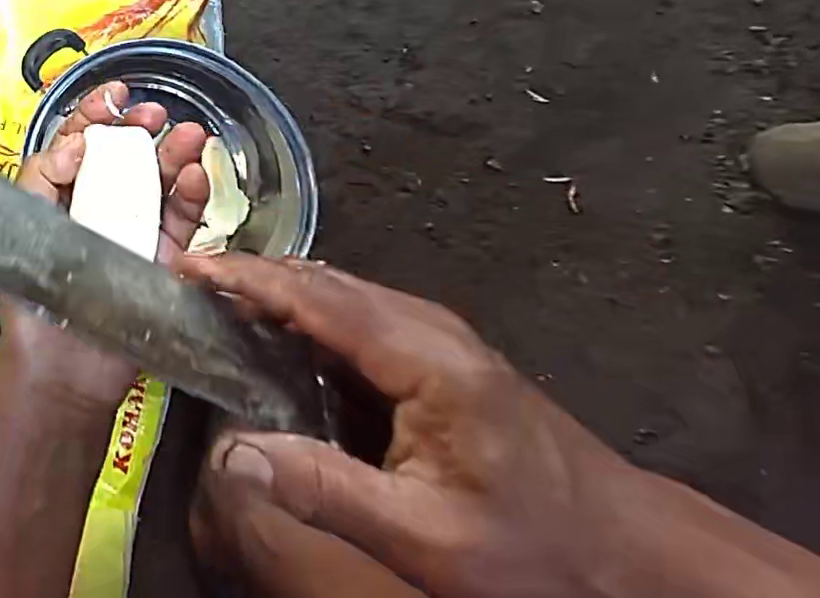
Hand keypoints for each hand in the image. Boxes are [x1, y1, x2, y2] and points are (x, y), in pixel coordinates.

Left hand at [0, 80, 210, 414]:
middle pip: (124, 157)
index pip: (79, 144)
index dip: (95, 116)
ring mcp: (133, 230)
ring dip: (175, 154)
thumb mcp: (24, 221)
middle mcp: (97, 205)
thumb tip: (77, 142)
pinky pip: (182, 220)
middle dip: (139, 129)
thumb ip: (42, 174)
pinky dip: (192, 195)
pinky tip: (195, 173)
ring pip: (159, 182)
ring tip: (189, 133)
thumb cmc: (33, 294)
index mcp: (60, 194)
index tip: (114, 94)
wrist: (63, 367)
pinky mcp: (163, 258)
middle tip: (152, 112)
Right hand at [177, 255, 819, 597]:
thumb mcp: (430, 539)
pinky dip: (293, 305)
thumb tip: (229, 453)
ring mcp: (425, 328)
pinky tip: (266, 326)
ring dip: (266, 286)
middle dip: (244, 273)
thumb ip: (325, 489)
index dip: (242, 275)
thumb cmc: (538, 548)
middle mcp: (420, 323)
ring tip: (210, 299)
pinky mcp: (424, 343)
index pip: (311, 295)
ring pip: (326, 286)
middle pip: (313, 278)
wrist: (637, 552)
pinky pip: (342, 307)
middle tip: (183, 284)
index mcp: (422, 355)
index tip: (185, 267)